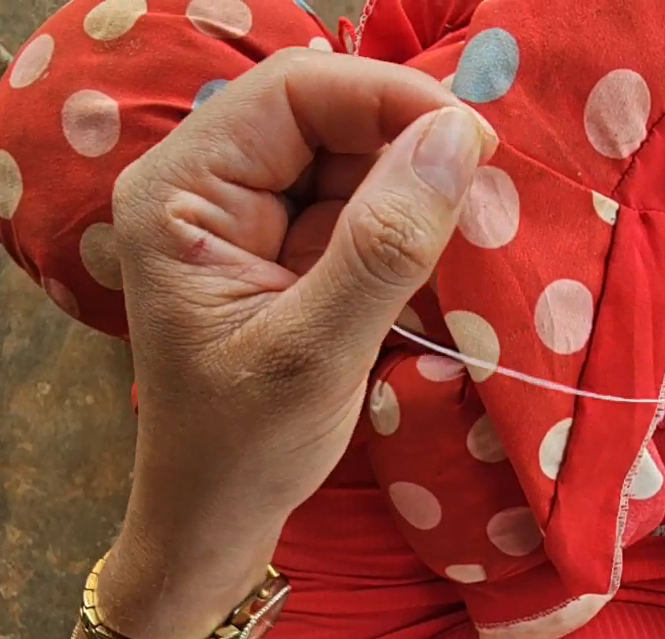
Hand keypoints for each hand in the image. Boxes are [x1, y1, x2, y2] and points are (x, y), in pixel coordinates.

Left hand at [99, 51, 495, 638]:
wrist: (216, 517)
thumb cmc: (244, 451)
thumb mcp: (314, 354)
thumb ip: (382, 247)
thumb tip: (458, 138)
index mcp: (182, 193)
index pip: (293, 96)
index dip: (388, 101)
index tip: (477, 140)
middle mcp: (207, 190)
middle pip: (322, 123)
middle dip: (405, 151)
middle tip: (483, 195)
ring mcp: (246, 226)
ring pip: (346, 169)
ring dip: (409, 195)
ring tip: (467, 235)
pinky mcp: (281, 262)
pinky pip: (351, 219)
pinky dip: (399, 234)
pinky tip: (434, 261)